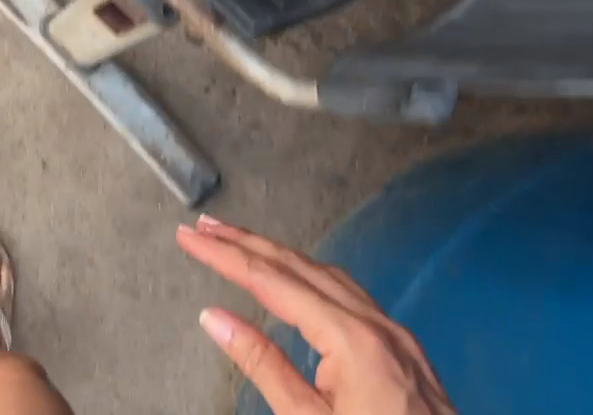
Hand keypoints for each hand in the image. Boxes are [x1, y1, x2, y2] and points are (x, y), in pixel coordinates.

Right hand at [176, 216, 454, 414]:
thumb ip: (263, 365)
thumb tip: (213, 316)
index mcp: (351, 339)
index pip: (271, 280)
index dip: (223, 255)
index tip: (187, 236)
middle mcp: (376, 324)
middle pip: (298, 265)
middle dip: (246, 242)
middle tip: (203, 226)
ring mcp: (396, 335)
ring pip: (325, 274)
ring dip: (276, 253)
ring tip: (237, 241)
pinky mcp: (405, 349)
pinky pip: (348, 292)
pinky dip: (308, 273)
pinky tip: (294, 277)